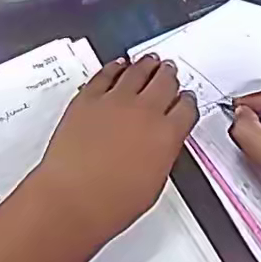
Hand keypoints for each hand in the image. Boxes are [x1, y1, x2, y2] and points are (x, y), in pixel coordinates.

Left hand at [23, 55, 198, 247]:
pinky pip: (104, 74)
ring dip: (146, 65)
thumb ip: (161, 153)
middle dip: (169, 75)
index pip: (186, 108)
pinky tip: (117, 65)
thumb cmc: (111, 201)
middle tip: (169, 70)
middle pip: (164, 82)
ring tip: (149, 60)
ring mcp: (114, 101)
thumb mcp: (154, 182)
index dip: (186, 101)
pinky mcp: (88, 98)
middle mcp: (144, 111)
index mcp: (167, 134)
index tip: (184, 99)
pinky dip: (114, 67)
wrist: (74, 197)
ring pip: (137, 71)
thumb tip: (159, 145)